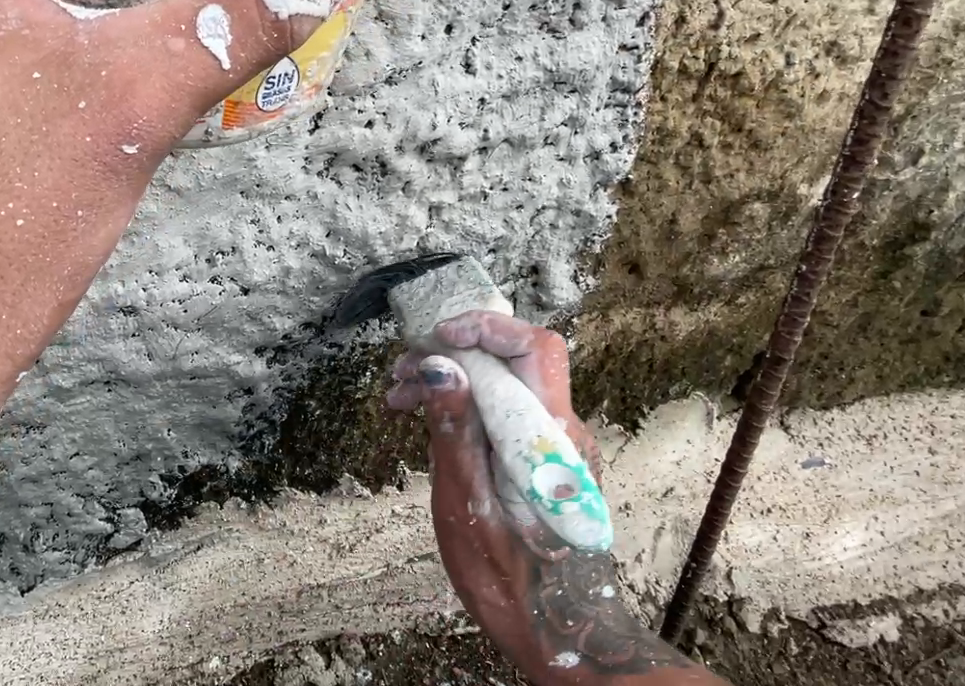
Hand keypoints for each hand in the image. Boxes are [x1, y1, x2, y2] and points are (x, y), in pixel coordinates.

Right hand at [388, 313, 727, 683]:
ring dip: (449, 377)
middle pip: (511, 356)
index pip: (533, 345)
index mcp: (548, 435)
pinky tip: (424, 419)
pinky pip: (500, 409)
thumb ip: (455, 431)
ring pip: (501, 380)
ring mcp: (550, 443)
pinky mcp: (538, 457)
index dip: (483, 326)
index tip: (435, 338)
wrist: (565, 638)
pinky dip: (460, 402)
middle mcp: (559, 429)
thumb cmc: (514, 582)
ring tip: (399, 397)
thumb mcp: (467, 506)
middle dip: (451, 351)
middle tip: (402, 373)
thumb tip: (440, 365)